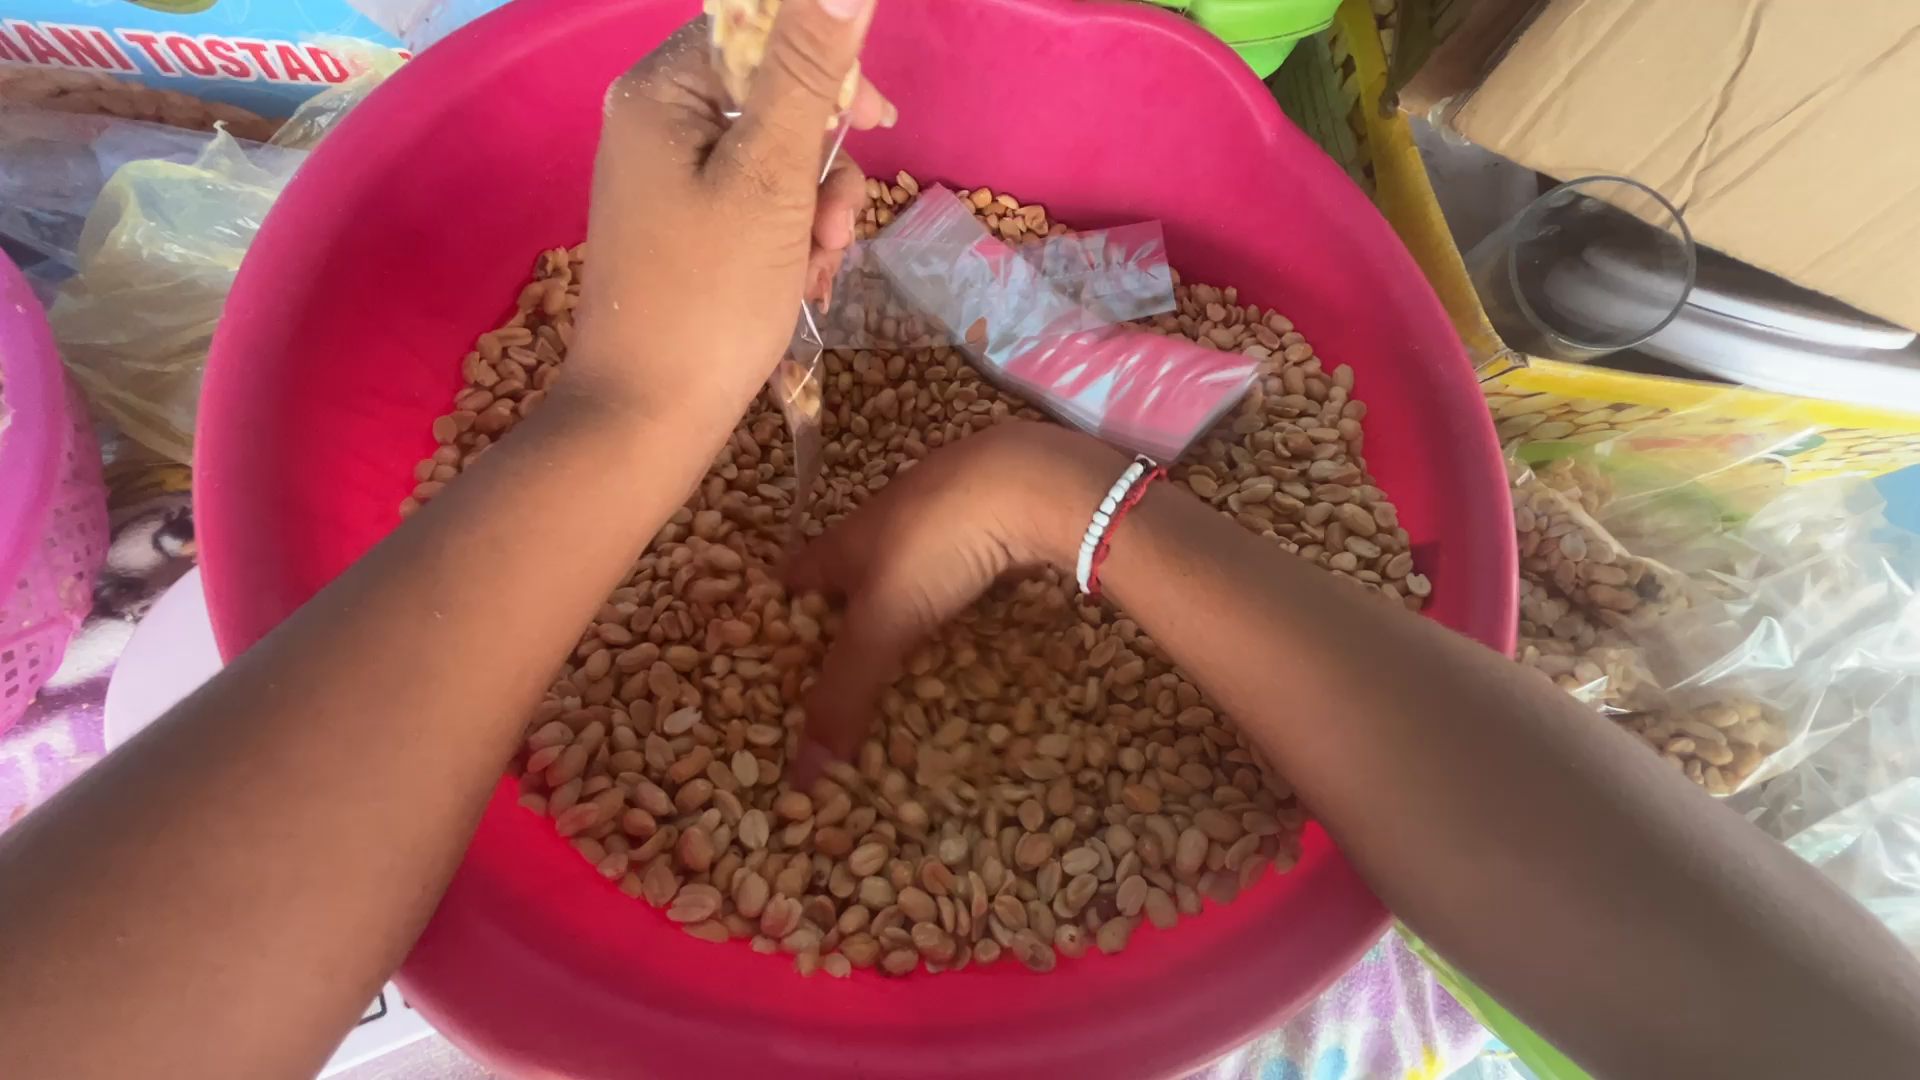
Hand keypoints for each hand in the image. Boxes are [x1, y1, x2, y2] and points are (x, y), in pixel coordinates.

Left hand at [560, 3, 893, 437]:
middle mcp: (659, 129)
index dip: (827, 75)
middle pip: (771, 110)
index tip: (878, 125)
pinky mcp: (687, 237)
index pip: (757, 37)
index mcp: (663, 95)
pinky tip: (803, 289)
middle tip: (835, 233)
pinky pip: (756, 216)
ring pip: (773, 172)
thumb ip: (805, 74)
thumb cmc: (712, 296)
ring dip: (814, 220)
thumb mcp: (770, 180)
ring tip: (818, 275)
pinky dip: (790, 248)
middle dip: (820, 173)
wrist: (653, 411)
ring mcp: (670, 188)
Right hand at [784, 422, 1125, 760]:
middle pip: (845, 582)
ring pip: (901, 574)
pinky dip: (948, 601)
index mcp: (842, 545)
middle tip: (839, 679)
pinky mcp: (980, 524)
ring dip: (897, 612)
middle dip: (839, 626)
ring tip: (897, 661)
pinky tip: (960, 628)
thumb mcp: (883, 623)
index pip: (788, 585)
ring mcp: (934, 520)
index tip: (771, 670)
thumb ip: (844, 694)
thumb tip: (801, 777)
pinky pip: (951, 570)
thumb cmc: (935, 545)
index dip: (773, 624)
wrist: (1025, 482)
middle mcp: (880, 528)